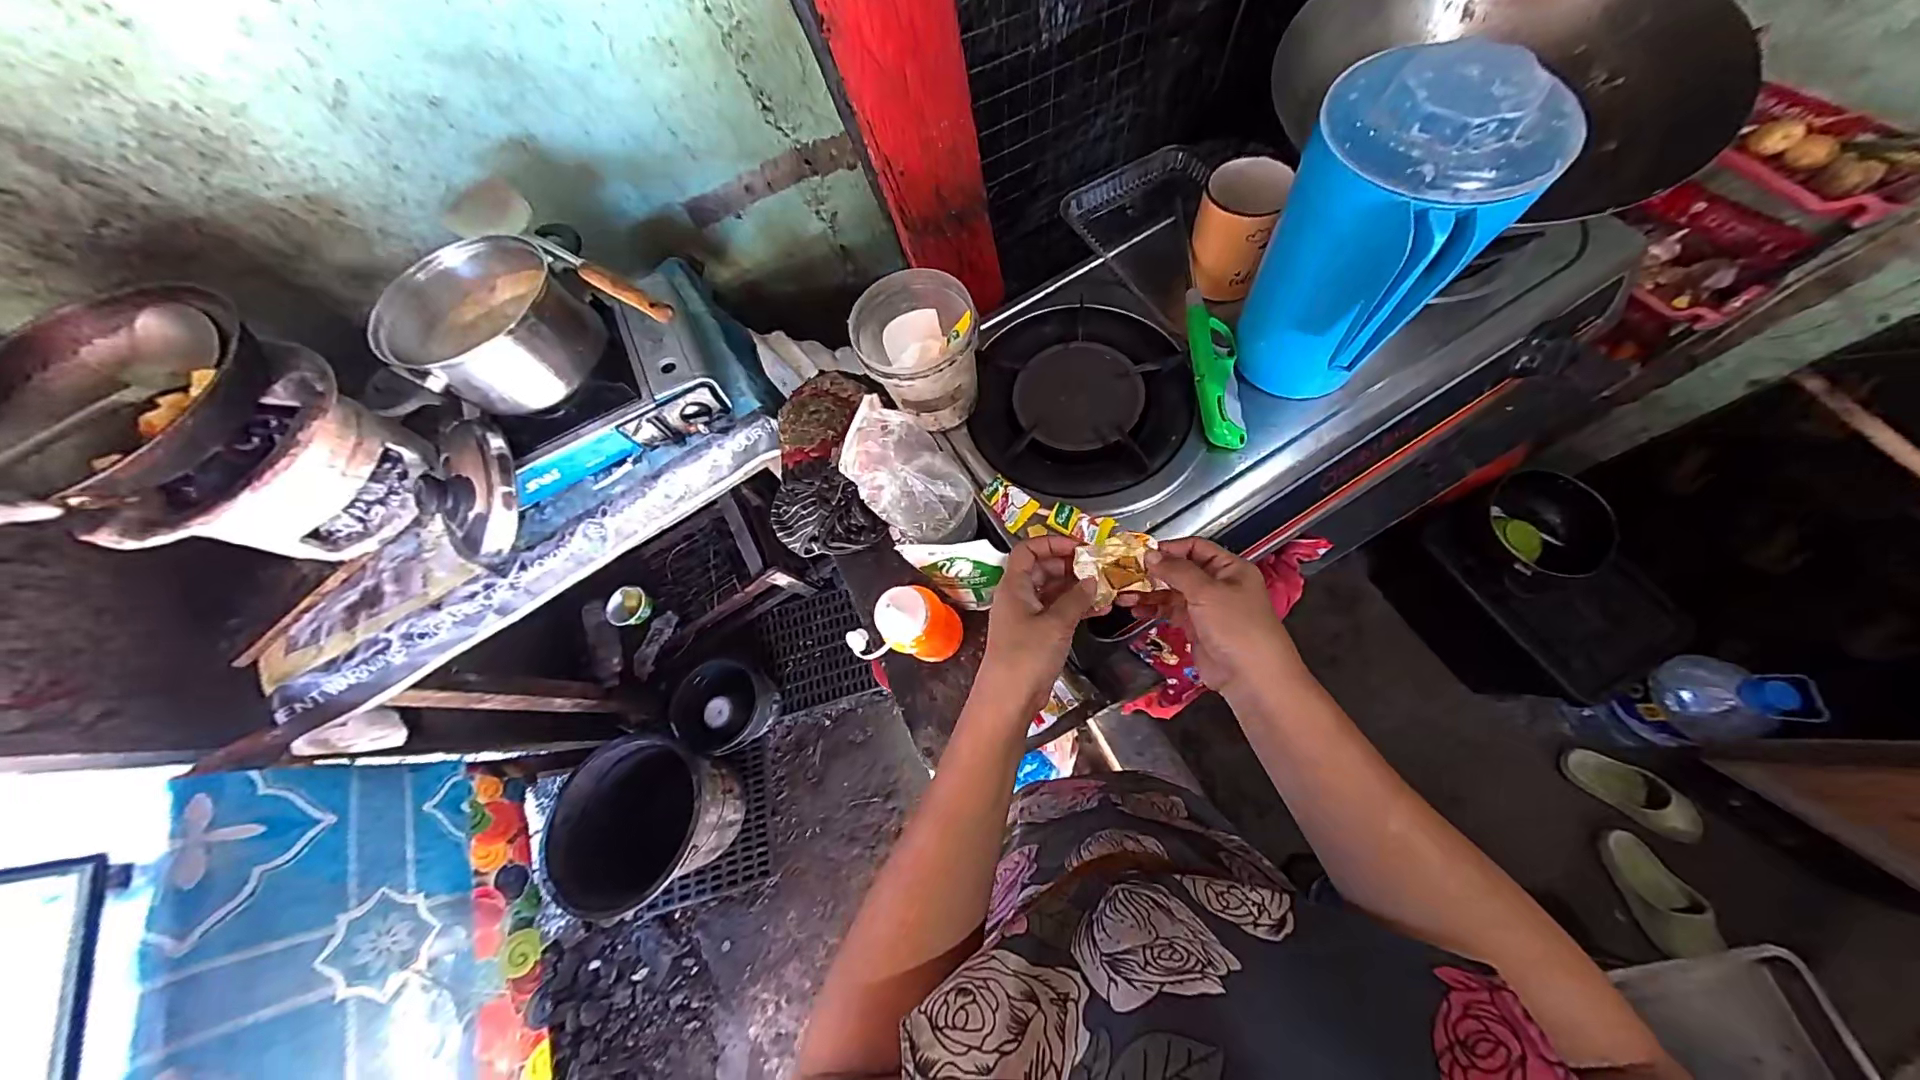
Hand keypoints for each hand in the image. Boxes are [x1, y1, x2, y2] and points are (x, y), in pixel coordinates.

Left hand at [981, 535, 1099, 712]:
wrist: (1009, 698)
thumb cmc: (1027, 655)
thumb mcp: (1056, 623)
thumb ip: (1076, 598)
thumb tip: (1092, 579)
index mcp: (1014, 585)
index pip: (1027, 549)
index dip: (1052, 543)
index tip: (1079, 547)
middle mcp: (1017, 596)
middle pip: (1042, 568)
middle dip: (1069, 565)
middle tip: (1097, 568)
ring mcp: (1025, 615)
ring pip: (1051, 590)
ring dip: (1075, 587)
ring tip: (1103, 587)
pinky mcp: (1034, 634)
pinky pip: (1054, 611)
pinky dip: (1073, 607)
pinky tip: (1097, 609)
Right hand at [1118, 537, 1302, 695]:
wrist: (1251, 675)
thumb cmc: (1236, 627)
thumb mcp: (1206, 591)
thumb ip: (1176, 571)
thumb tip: (1150, 554)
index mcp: (1230, 568)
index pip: (1196, 548)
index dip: (1170, 549)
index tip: (1143, 553)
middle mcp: (1219, 584)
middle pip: (1181, 570)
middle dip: (1154, 572)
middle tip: (1128, 574)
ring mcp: (1207, 607)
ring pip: (1172, 593)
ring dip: (1149, 593)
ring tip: (1125, 596)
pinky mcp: (1196, 628)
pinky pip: (1171, 612)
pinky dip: (1154, 610)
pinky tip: (1136, 610)